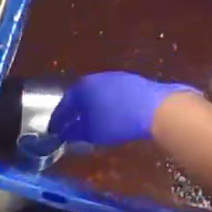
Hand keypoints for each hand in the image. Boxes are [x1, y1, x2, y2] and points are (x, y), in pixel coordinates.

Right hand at [49, 72, 195, 145]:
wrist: (157, 109)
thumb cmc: (118, 121)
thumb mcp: (92, 132)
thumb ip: (74, 132)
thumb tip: (64, 133)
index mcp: (82, 87)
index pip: (64, 103)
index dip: (58, 119)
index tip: (54, 130)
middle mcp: (97, 78)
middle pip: (80, 96)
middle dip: (74, 111)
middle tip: (69, 126)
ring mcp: (116, 78)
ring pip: (96, 94)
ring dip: (90, 108)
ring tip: (88, 122)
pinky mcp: (132, 82)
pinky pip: (111, 94)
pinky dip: (105, 105)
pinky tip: (108, 116)